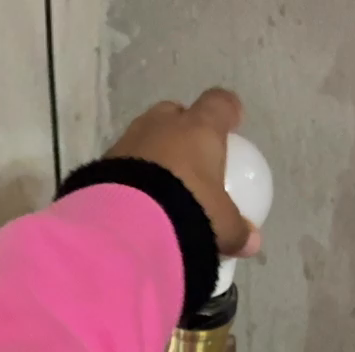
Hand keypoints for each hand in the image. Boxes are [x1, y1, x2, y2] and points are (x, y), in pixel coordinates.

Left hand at [103, 88, 260, 258]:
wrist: (126, 226)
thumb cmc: (186, 211)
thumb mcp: (218, 225)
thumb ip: (236, 231)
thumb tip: (252, 244)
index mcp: (200, 128)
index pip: (219, 104)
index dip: (226, 112)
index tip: (230, 123)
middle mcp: (162, 125)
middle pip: (174, 114)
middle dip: (181, 129)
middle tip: (187, 157)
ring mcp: (128, 141)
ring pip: (143, 136)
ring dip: (151, 153)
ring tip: (157, 184)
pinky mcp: (102, 165)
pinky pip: (121, 164)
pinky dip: (128, 176)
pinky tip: (132, 200)